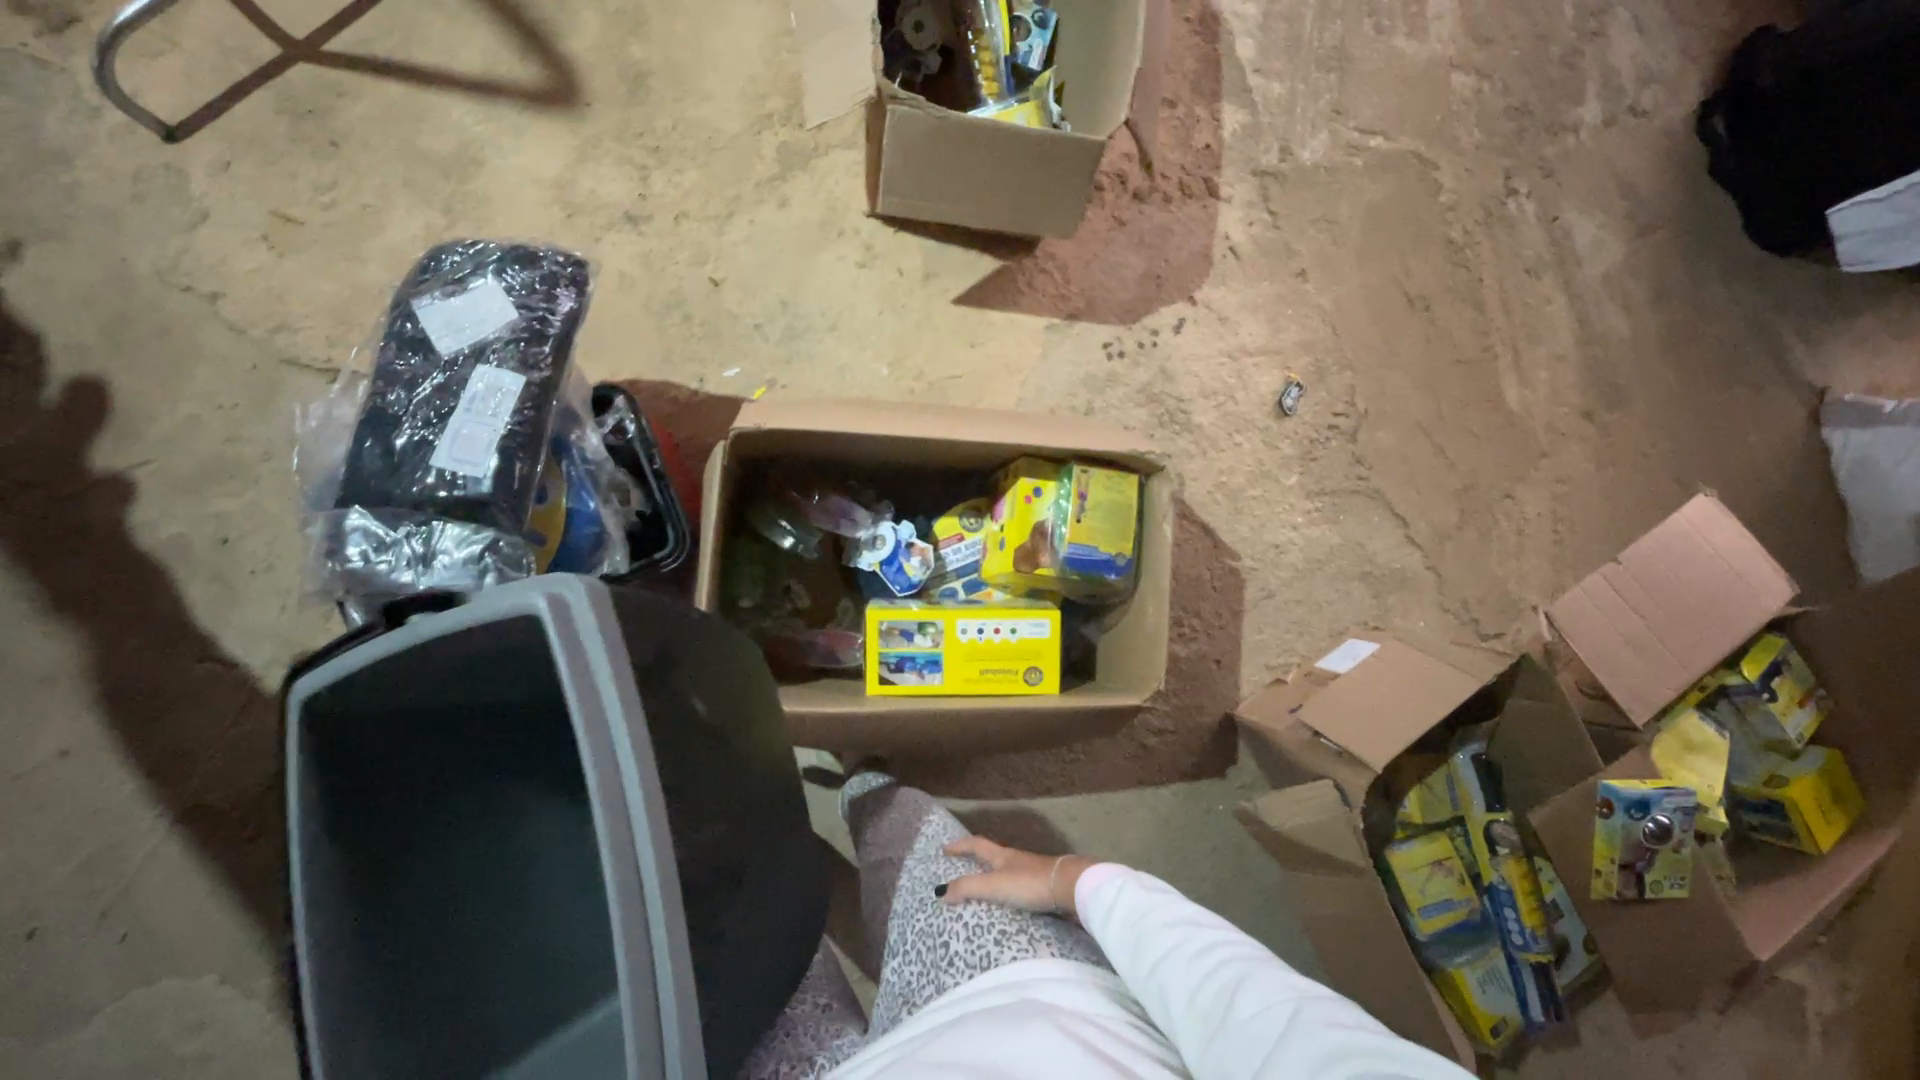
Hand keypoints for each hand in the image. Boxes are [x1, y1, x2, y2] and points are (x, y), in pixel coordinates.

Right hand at [937, 836, 1097, 916]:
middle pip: (992, 857)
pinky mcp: (1043, 890)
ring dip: (993, 880)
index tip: (945, 848)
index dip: (960, 846)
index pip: (977, 845)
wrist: (1071, 888)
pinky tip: (1008, 909)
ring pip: (1007, 874)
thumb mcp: (994, 885)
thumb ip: (968, 887)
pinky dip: (1009, 896)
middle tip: (961, 870)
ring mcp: (1031, 875)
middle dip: (976, 861)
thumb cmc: (1030, 883)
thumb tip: (941, 892)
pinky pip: (1019, 891)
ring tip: (982, 894)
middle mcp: (1016, 862)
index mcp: (1002, 856)